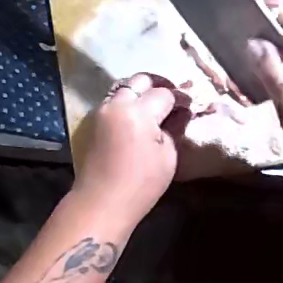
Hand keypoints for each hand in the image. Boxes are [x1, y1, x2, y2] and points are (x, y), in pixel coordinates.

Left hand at [75, 73, 188, 217]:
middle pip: (140, 80)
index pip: (164, 94)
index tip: (190, 105)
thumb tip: (178, 114)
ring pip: (124, 88)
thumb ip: (173, 128)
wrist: (101, 202)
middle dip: (159, 85)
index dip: (180, 98)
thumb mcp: (168, 156)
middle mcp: (117, 104)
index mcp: (138, 112)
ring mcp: (101, 111)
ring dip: (140, 92)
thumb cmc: (141, 184)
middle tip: (173, 98)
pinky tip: (138, 117)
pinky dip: (127, 103)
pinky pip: (113, 102)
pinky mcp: (93, 121)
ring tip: (155, 106)